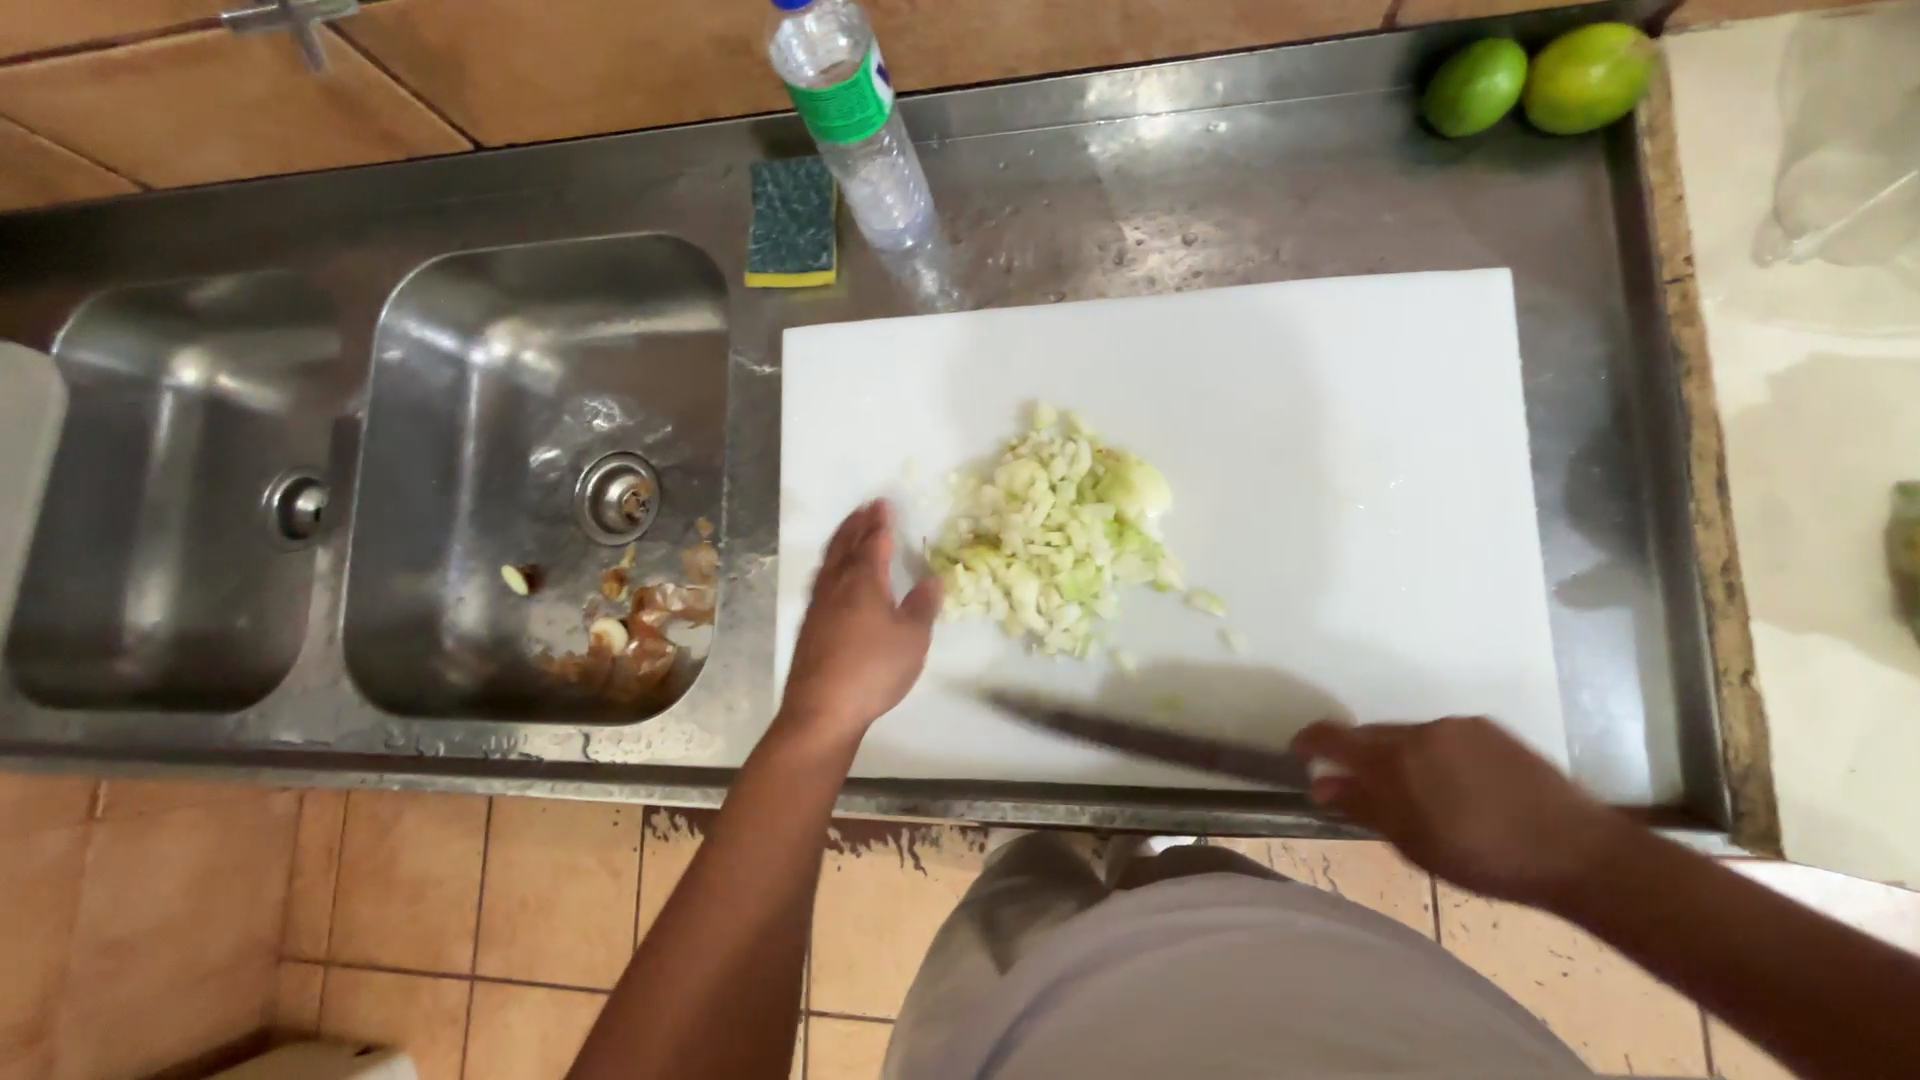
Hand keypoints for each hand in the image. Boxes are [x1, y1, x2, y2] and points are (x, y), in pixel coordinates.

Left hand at [779, 500, 941, 744]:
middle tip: (865, 507)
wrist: (821, 708)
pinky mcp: (809, 626)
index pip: (872, 542)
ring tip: (849, 532)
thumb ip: (922, 607)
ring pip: (829, 562)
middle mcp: (836, 586)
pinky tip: (834, 576)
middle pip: (844, 546)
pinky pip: (822, 580)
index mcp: (863, 582)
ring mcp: (818, 606)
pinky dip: (831, 565)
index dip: (879, 522)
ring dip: (840, 541)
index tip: (883, 504)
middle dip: (856, 524)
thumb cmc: (872, 670)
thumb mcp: (912, 639)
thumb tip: (931, 580)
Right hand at [1291, 716, 1630, 908]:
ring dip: (1401, 758)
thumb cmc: (1484, 858)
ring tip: (1418, 796)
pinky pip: (1445, 736)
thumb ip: (1362, 806)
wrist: (1580, 852)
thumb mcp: (1412, 842)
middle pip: (1372, 735)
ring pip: (1409, 736)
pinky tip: (1457, 788)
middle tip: (1362, 789)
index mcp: (1395, 759)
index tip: (1298, 752)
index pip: (1334, 737)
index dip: (1310, 741)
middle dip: (1360, 757)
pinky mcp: (1493, 731)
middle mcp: (1421, 730)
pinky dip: (1436, 756)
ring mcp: (1460, 727)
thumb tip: (1320, 783)